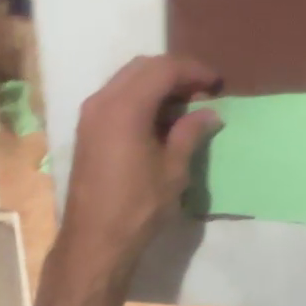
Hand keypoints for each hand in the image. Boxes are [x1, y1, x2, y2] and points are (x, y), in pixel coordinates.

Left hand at [55, 55, 223, 292]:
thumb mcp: (173, 170)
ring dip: (158, 85)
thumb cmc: (138, 207)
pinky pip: (117, 97)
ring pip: (128, 80)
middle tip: (203, 92)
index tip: (217, 83)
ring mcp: (91, 113)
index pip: (163, 69)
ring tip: (186, 106)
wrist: (96, 238)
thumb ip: (190, 134)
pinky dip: (142, 98)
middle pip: (143, 67)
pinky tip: (161, 119)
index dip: (193, 71)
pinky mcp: (88, 129)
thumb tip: (209, 113)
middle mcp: (103, 100)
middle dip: (175, 73)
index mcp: (125, 107)